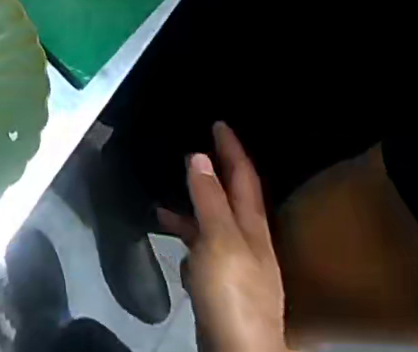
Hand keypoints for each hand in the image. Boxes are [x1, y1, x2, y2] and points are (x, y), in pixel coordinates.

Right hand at [160, 123, 290, 351]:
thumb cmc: (233, 293)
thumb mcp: (219, 239)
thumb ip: (209, 198)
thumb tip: (199, 156)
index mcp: (252, 226)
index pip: (243, 176)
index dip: (231, 148)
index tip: (218, 122)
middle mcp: (249, 244)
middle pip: (232, 199)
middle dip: (214, 174)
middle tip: (193, 151)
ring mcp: (238, 271)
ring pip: (214, 228)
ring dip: (194, 210)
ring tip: (165, 204)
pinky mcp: (223, 294)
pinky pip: (204, 256)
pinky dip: (189, 244)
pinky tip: (175, 251)